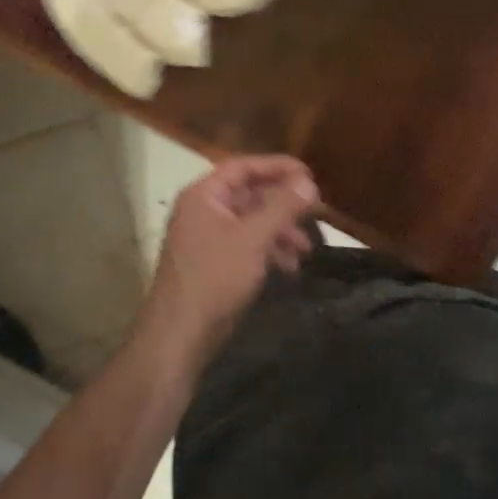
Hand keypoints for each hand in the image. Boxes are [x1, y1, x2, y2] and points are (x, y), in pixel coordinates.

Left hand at [139, 155, 318, 356]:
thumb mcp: (253, 238)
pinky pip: (246, 245)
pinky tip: (289, 267)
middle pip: (249, 195)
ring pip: (251, 223)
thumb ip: (282, 207)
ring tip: (306, 249)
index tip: (309, 174)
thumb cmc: (215, 277)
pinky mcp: (214, 263)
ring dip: (280, 231)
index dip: (277, 166)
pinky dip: (268, 251)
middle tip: (315, 212)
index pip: (243, 167)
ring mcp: (207, 238)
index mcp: (204, 196)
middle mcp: (203, 211)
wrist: (182, 331)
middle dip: (283, 205)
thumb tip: (308, 183)